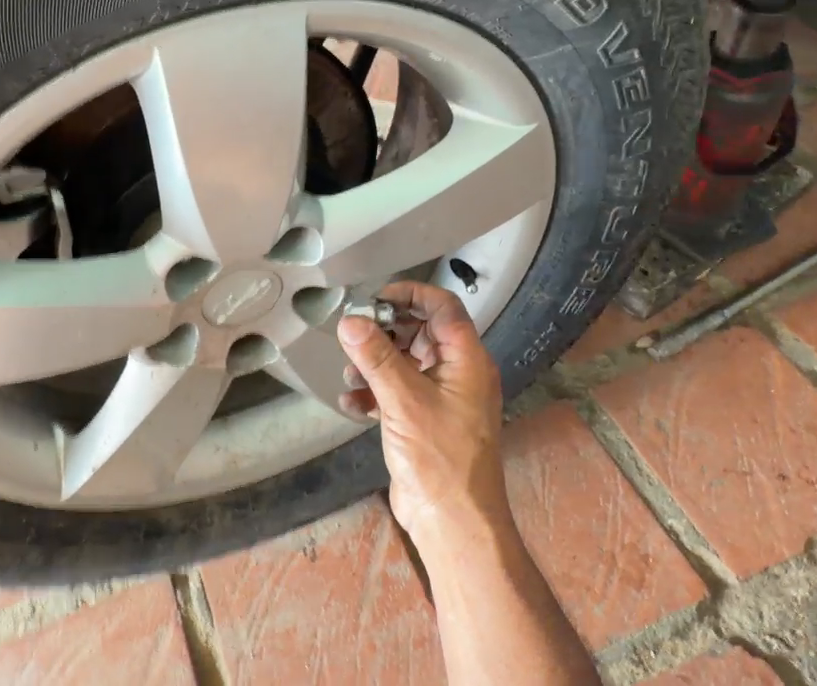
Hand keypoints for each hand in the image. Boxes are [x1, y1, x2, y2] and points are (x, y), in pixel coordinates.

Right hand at [337, 281, 510, 543]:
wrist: (453, 522)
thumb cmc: (439, 457)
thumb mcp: (404, 400)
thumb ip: (376, 357)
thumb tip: (350, 321)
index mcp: (467, 360)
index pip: (443, 307)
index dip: (411, 294)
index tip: (376, 298)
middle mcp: (458, 373)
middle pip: (420, 333)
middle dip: (385, 333)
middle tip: (353, 338)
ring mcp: (443, 399)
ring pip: (406, 363)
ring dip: (375, 364)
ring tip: (349, 375)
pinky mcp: (426, 421)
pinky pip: (398, 392)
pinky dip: (375, 392)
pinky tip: (351, 402)